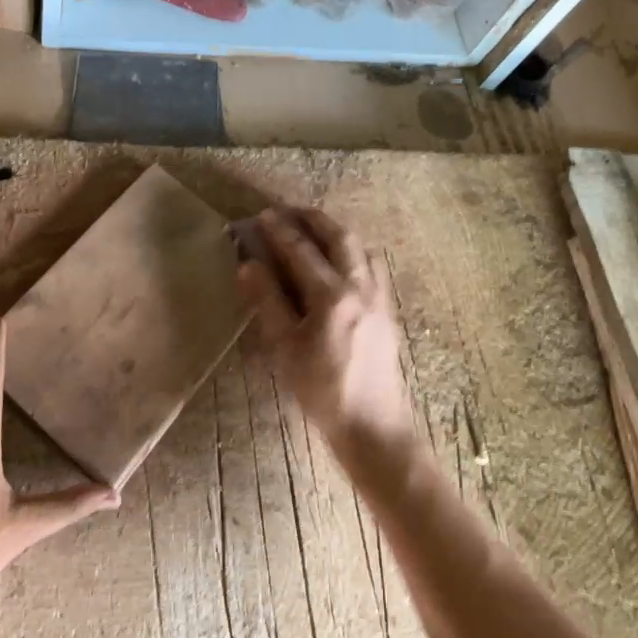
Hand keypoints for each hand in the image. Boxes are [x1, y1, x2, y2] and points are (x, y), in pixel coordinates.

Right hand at [240, 207, 415, 456]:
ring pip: (361, 249)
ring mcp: (379, 298)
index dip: (279, 230)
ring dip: (336, 232)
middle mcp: (360, 287)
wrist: (372, 425)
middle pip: (340, 238)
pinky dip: (354, 251)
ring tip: (314, 229)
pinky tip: (342, 261)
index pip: (301, 250)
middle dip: (313, 220)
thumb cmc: (321, 389)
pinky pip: (373, 267)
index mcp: (332, 295)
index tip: (262, 215)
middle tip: (289, 212)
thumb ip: (267, 301)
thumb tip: (248, 264)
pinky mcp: (388, 312)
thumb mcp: (284, 347)